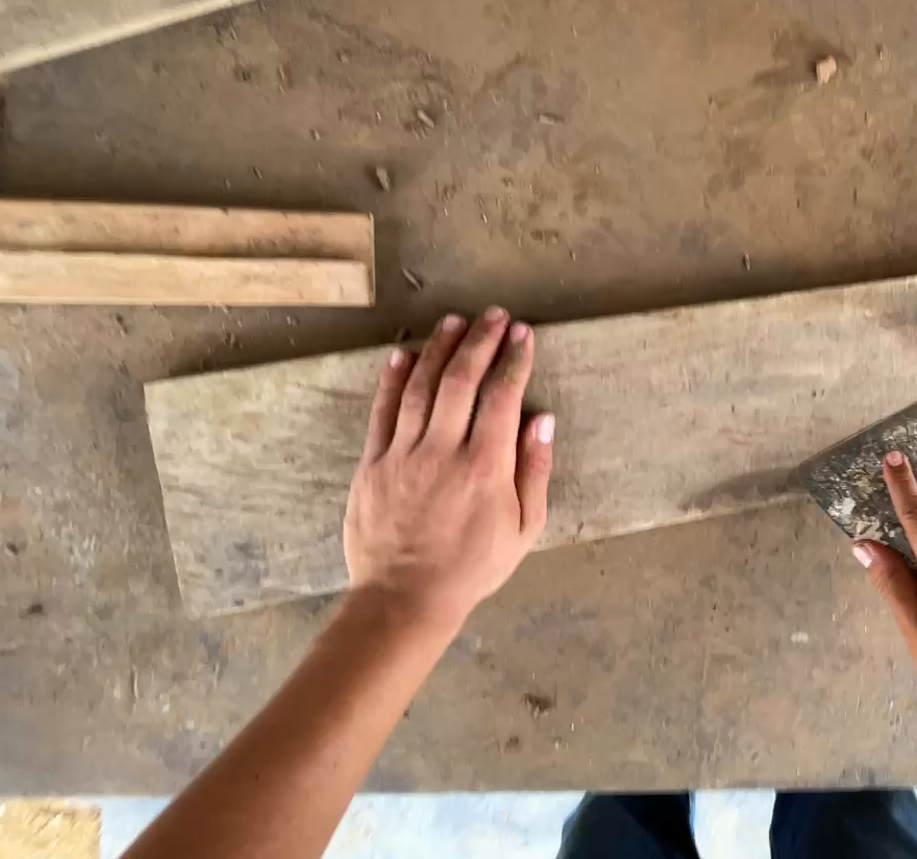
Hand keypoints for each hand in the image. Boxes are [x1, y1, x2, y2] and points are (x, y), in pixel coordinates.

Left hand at [344, 307, 554, 631]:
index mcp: (486, 466)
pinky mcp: (372, 464)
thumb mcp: (525, 527)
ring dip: (439, 349)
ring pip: (421, 388)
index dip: (515, 360)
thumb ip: (535, 470)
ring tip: (456, 322)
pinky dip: (392, 379)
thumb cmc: (475, 565)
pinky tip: (403, 353)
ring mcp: (403, 455)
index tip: (524, 334)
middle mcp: (444, 451)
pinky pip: (382, 412)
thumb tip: (544, 420)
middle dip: (481, 342)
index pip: (503, 397)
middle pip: (461, 381)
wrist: (404, 599)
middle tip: (496, 316)